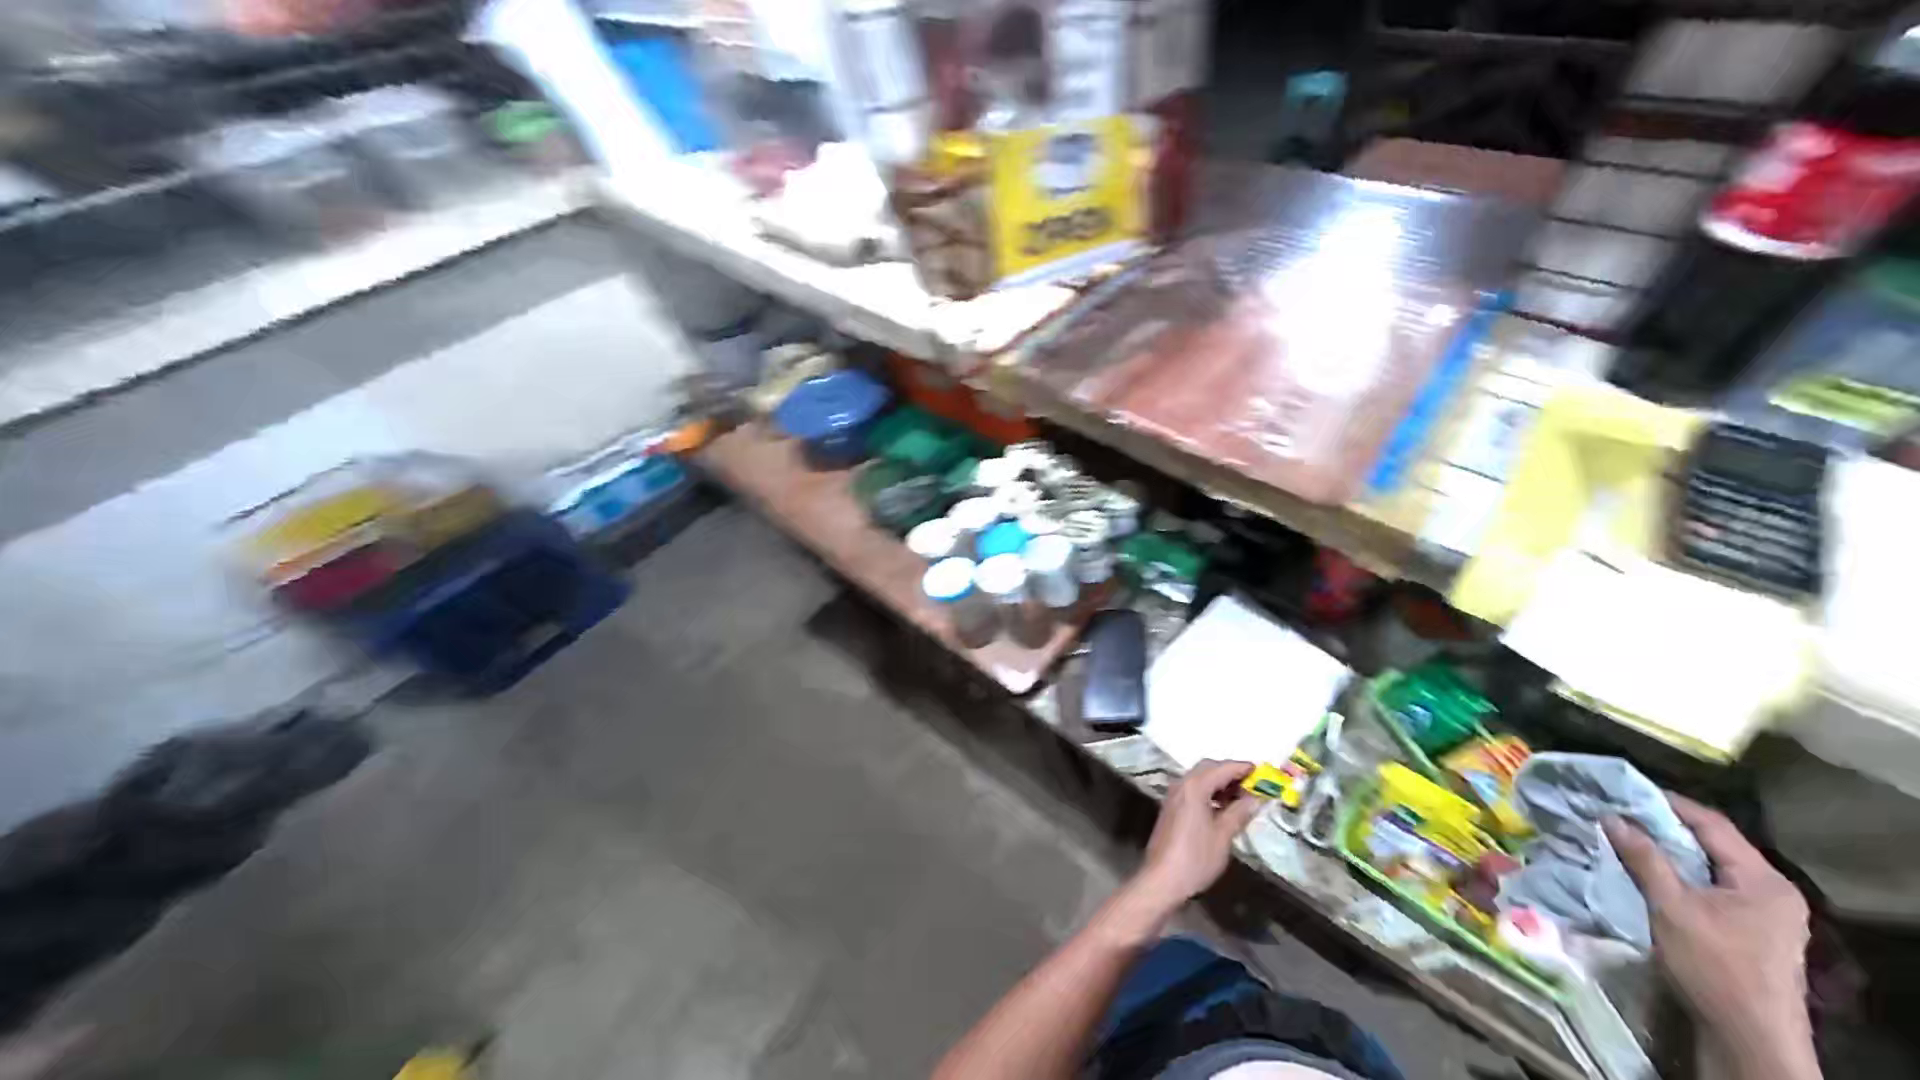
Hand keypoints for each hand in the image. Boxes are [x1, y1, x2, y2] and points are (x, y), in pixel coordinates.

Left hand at [1132, 760, 1262, 911]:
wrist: (1163, 878)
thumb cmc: (1196, 857)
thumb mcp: (1223, 835)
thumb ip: (1239, 813)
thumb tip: (1255, 798)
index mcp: (1194, 787)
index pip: (1222, 768)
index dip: (1242, 768)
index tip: (1261, 772)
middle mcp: (1181, 785)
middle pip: (1208, 768)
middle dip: (1230, 773)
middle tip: (1252, 785)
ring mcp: (1174, 795)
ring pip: (1199, 778)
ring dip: (1220, 783)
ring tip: (1242, 797)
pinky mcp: (1171, 807)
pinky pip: (1193, 790)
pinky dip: (1209, 792)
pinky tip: (1223, 807)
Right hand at [1605, 795, 1811, 1038]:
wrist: (1748, 1034)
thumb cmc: (1713, 965)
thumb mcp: (1672, 907)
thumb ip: (1644, 859)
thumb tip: (1611, 816)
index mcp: (1763, 880)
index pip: (1712, 823)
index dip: (1666, 802)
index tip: (1621, 789)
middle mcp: (1771, 890)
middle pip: (1712, 842)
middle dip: (1661, 824)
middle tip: (1615, 810)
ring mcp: (1764, 911)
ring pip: (1707, 864)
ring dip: (1666, 848)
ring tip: (1623, 834)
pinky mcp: (1750, 926)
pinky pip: (1709, 883)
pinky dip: (1676, 870)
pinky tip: (1646, 868)